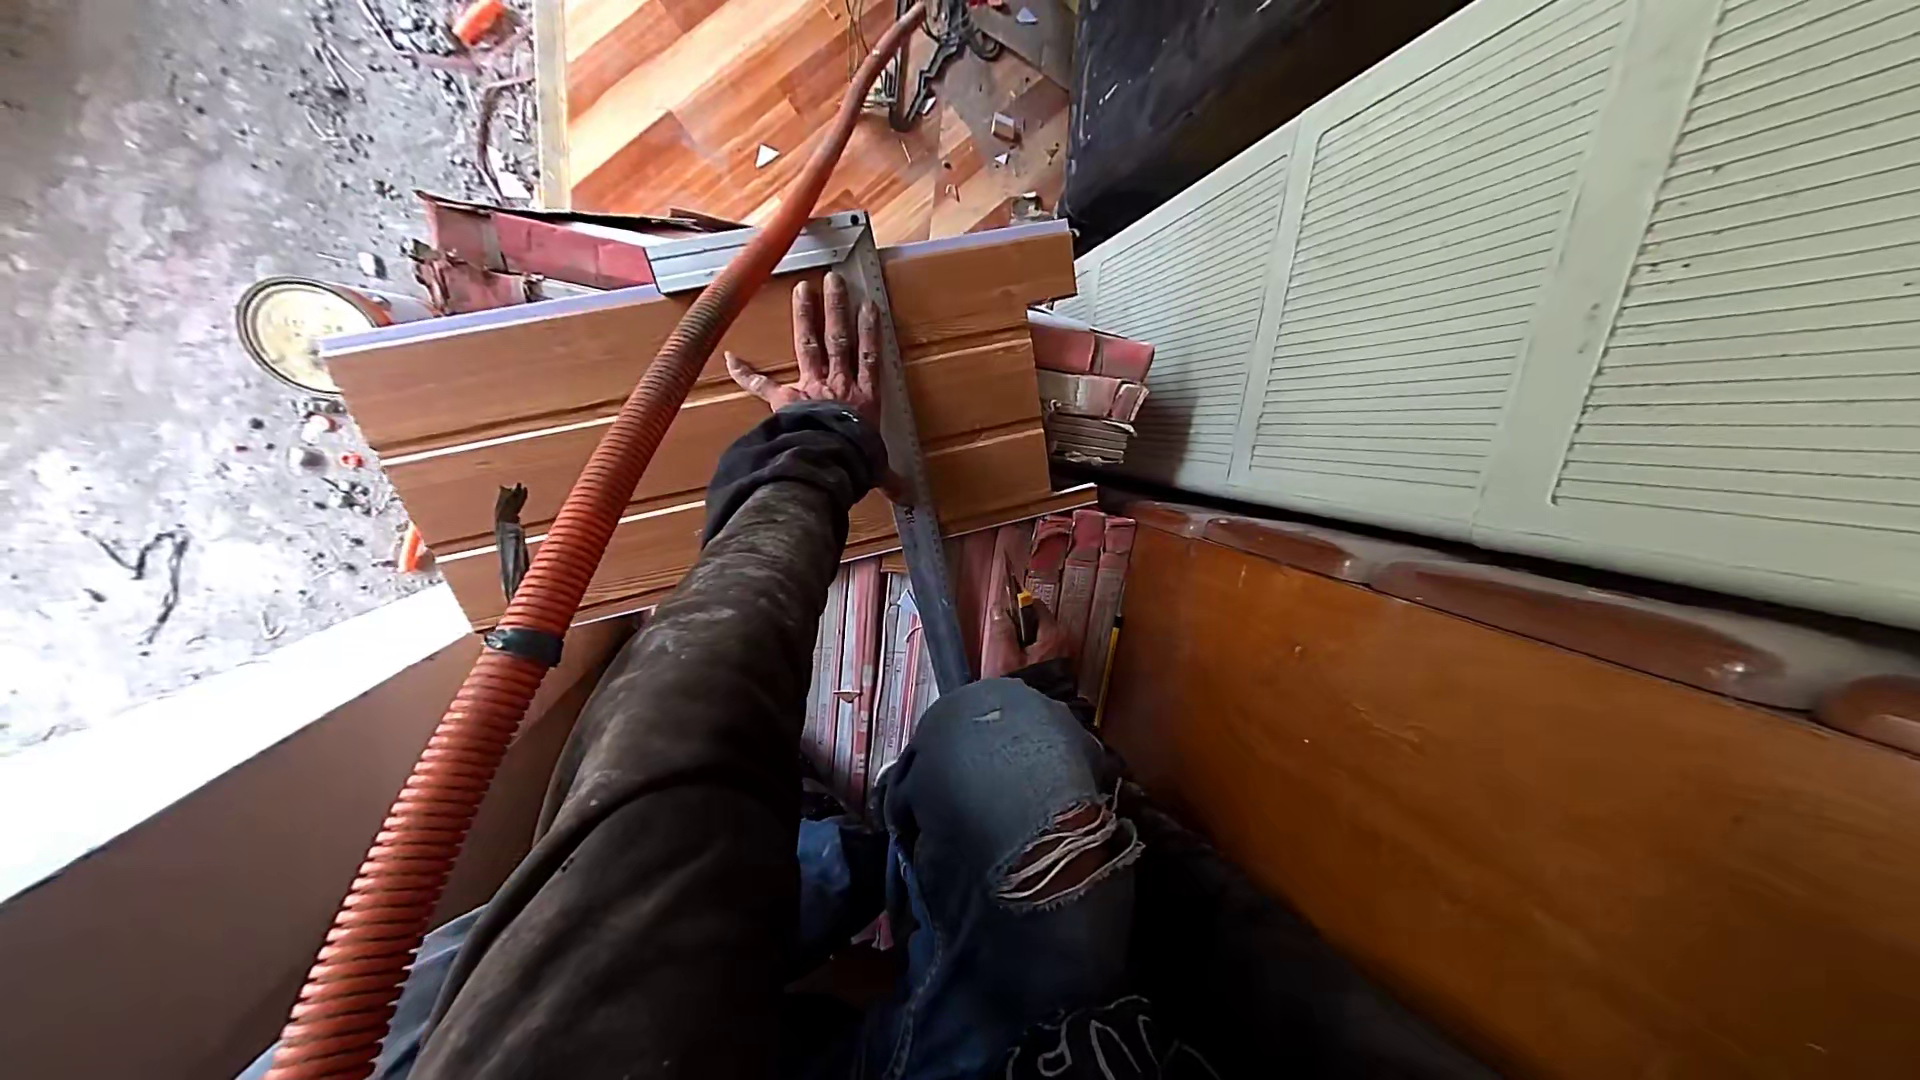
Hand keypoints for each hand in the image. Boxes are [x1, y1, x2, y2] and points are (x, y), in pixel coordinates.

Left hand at [727, 271, 905, 499]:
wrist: (828, 460)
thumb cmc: (856, 461)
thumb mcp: (877, 469)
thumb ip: (890, 479)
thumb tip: (910, 500)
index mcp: (863, 398)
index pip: (870, 356)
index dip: (870, 331)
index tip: (868, 304)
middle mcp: (839, 384)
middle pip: (838, 339)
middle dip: (836, 309)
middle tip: (833, 280)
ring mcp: (811, 387)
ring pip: (809, 344)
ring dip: (805, 316)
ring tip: (803, 288)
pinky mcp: (786, 399)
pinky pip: (763, 384)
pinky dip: (746, 372)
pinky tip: (730, 356)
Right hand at [983, 554, 1073, 679]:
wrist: (1034, 722)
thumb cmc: (1022, 688)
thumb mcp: (1004, 656)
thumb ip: (1002, 628)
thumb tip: (1000, 610)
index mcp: (1054, 634)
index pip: (1036, 605)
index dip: (1018, 605)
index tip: (1005, 610)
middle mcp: (1066, 643)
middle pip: (1040, 622)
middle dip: (1021, 627)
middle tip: (1004, 639)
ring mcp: (1067, 658)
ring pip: (1041, 639)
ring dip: (1026, 643)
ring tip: (1011, 658)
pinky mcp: (1063, 671)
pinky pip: (1046, 654)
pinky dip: (1033, 656)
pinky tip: (1021, 669)